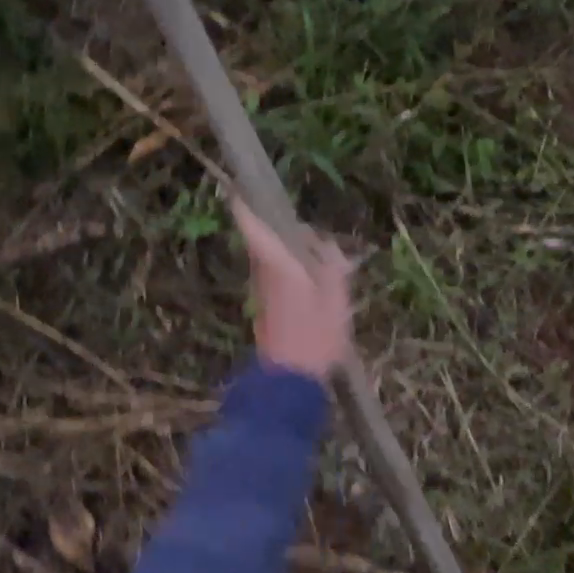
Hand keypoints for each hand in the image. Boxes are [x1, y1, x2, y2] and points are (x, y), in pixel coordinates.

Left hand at [232, 200, 351, 379]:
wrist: (290, 382)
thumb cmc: (315, 339)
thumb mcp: (336, 301)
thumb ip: (332, 269)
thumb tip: (326, 246)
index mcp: (278, 266)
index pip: (254, 228)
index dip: (244, 208)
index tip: (238, 190)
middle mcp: (263, 278)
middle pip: (264, 246)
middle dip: (279, 233)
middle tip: (307, 233)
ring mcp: (262, 298)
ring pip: (271, 265)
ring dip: (288, 257)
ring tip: (318, 259)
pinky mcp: (266, 315)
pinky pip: (277, 285)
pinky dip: (291, 278)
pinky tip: (314, 289)